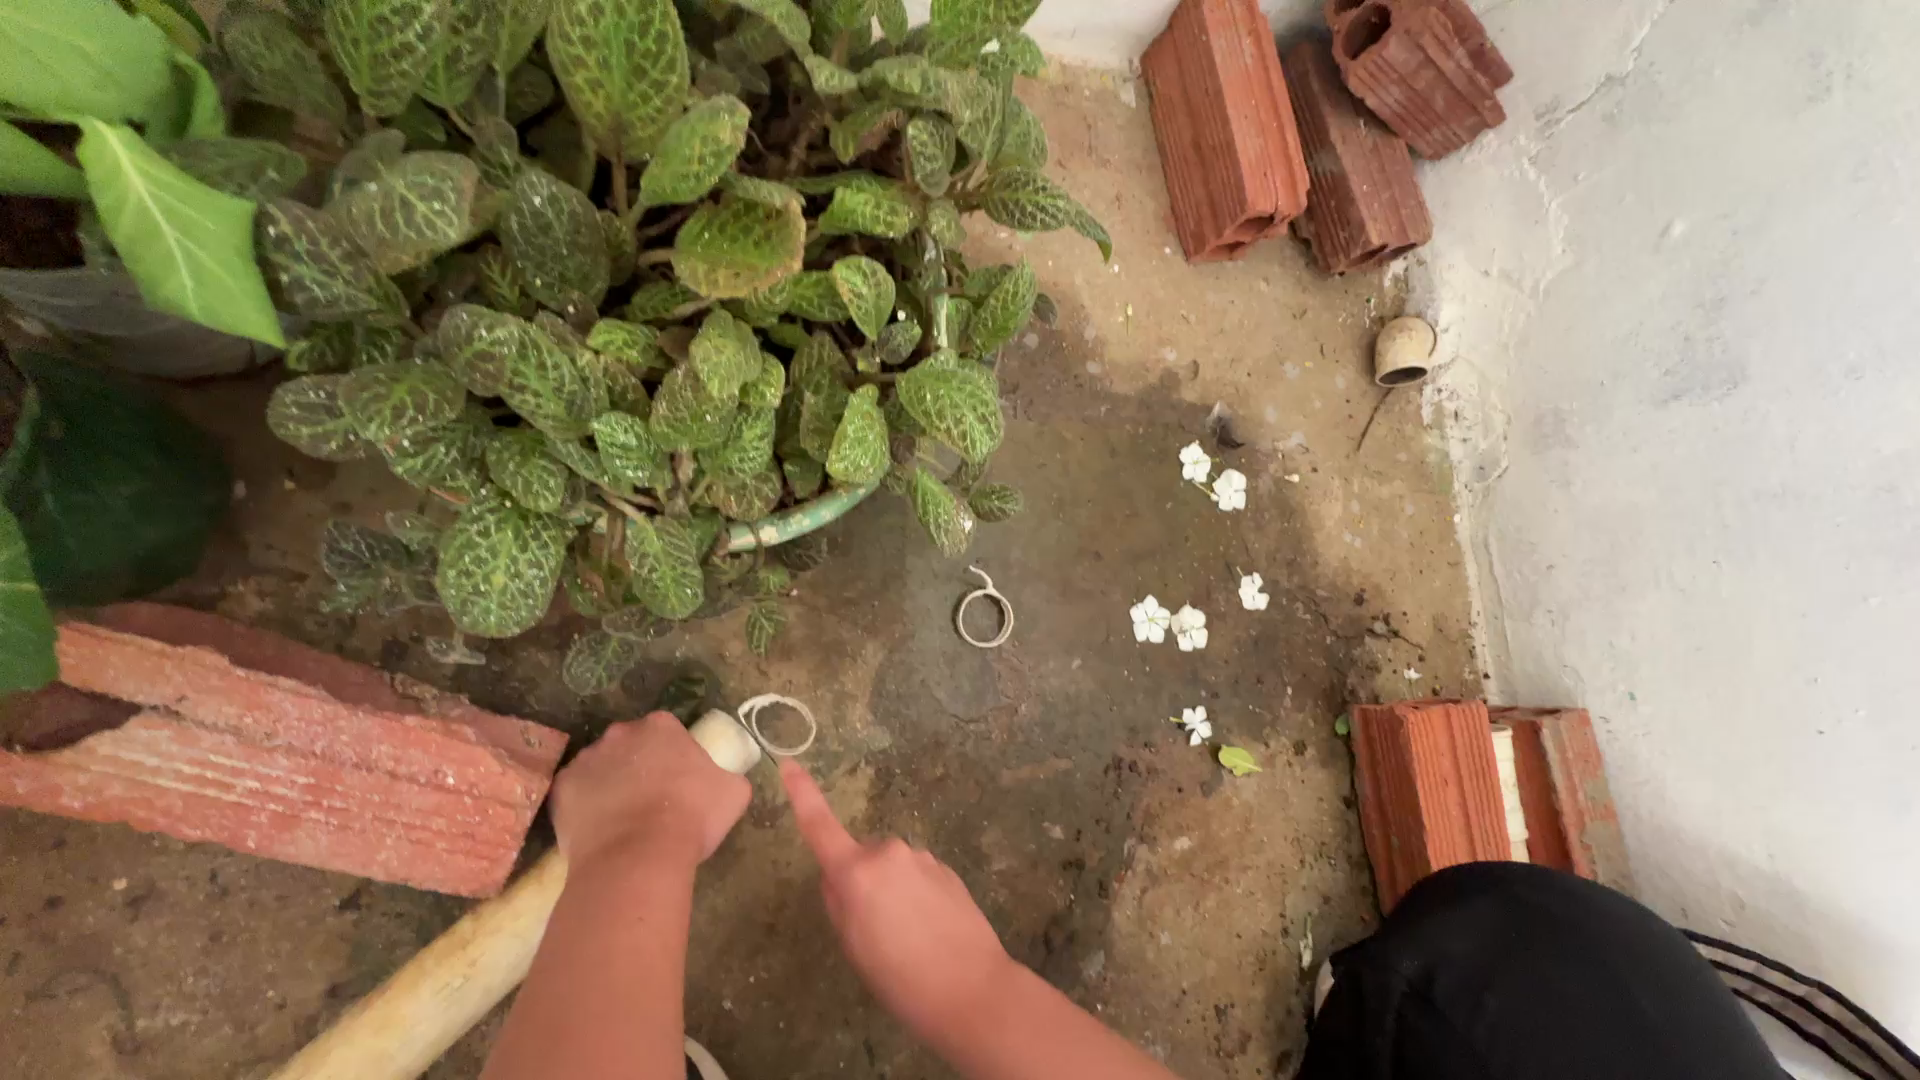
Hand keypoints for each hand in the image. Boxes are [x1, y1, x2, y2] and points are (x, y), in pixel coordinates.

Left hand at [550, 712, 751, 875]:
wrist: (639, 856)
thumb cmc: (692, 817)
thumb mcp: (732, 792)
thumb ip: (725, 776)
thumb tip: (721, 781)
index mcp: (662, 726)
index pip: (666, 731)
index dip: (672, 754)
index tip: (677, 779)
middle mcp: (621, 733)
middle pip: (629, 744)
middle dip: (637, 764)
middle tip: (650, 798)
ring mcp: (587, 759)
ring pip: (600, 767)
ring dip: (610, 784)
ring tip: (623, 819)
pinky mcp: (562, 788)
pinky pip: (576, 793)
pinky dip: (585, 807)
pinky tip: (599, 830)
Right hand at [780, 760, 1016, 1044]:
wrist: (972, 989)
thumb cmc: (900, 978)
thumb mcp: (853, 946)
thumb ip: (838, 902)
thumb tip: (836, 877)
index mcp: (857, 872)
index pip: (820, 826)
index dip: (802, 794)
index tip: (788, 764)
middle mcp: (889, 852)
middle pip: (860, 858)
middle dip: (860, 883)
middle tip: (873, 933)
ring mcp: (922, 857)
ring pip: (890, 869)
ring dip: (891, 891)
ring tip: (907, 940)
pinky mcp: (946, 869)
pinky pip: (916, 876)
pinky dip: (915, 896)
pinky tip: (930, 932)